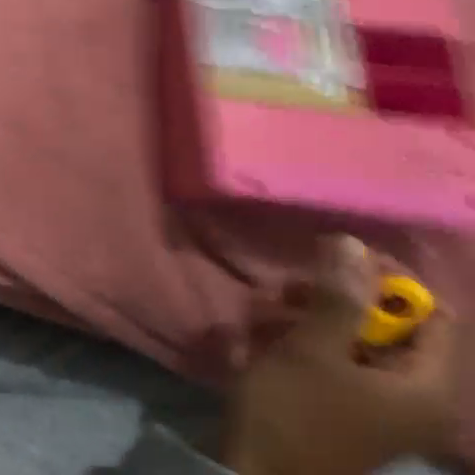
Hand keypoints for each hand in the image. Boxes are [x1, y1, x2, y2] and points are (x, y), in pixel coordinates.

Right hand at [224, 237, 461, 474]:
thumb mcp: (310, 348)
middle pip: (394, 327)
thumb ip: (337, 297)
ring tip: (271, 313)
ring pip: (362, 341)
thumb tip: (353, 243)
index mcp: (429, 387)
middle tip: (292, 289)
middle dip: (341, 300)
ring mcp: (387, 406)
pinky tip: (271, 337)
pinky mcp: (354, 408)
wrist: (261, 470)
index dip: (389, 282)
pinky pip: (344, 360)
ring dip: (317, 318)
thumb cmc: (294, 409)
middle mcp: (421, 397)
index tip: (332, 259)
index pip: (433, 317)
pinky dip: (311, 342)